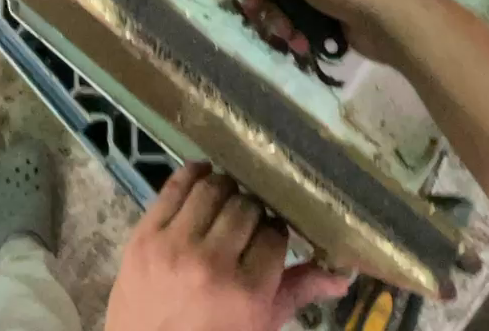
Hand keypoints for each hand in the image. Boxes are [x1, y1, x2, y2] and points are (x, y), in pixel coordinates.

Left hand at [105, 163, 348, 330]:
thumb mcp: (259, 326)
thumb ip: (297, 292)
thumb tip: (343, 275)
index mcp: (247, 294)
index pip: (275, 235)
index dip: (275, 231)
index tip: (271, 233)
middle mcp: (212, 263)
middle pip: (245, 206)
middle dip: (252, 209)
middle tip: (249, 218)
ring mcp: (175, 245)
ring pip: (213, 188)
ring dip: (226, 188)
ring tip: (228, 199)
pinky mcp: (145, 233)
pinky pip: (174, 185)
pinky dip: (193, 173)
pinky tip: (203, 175)